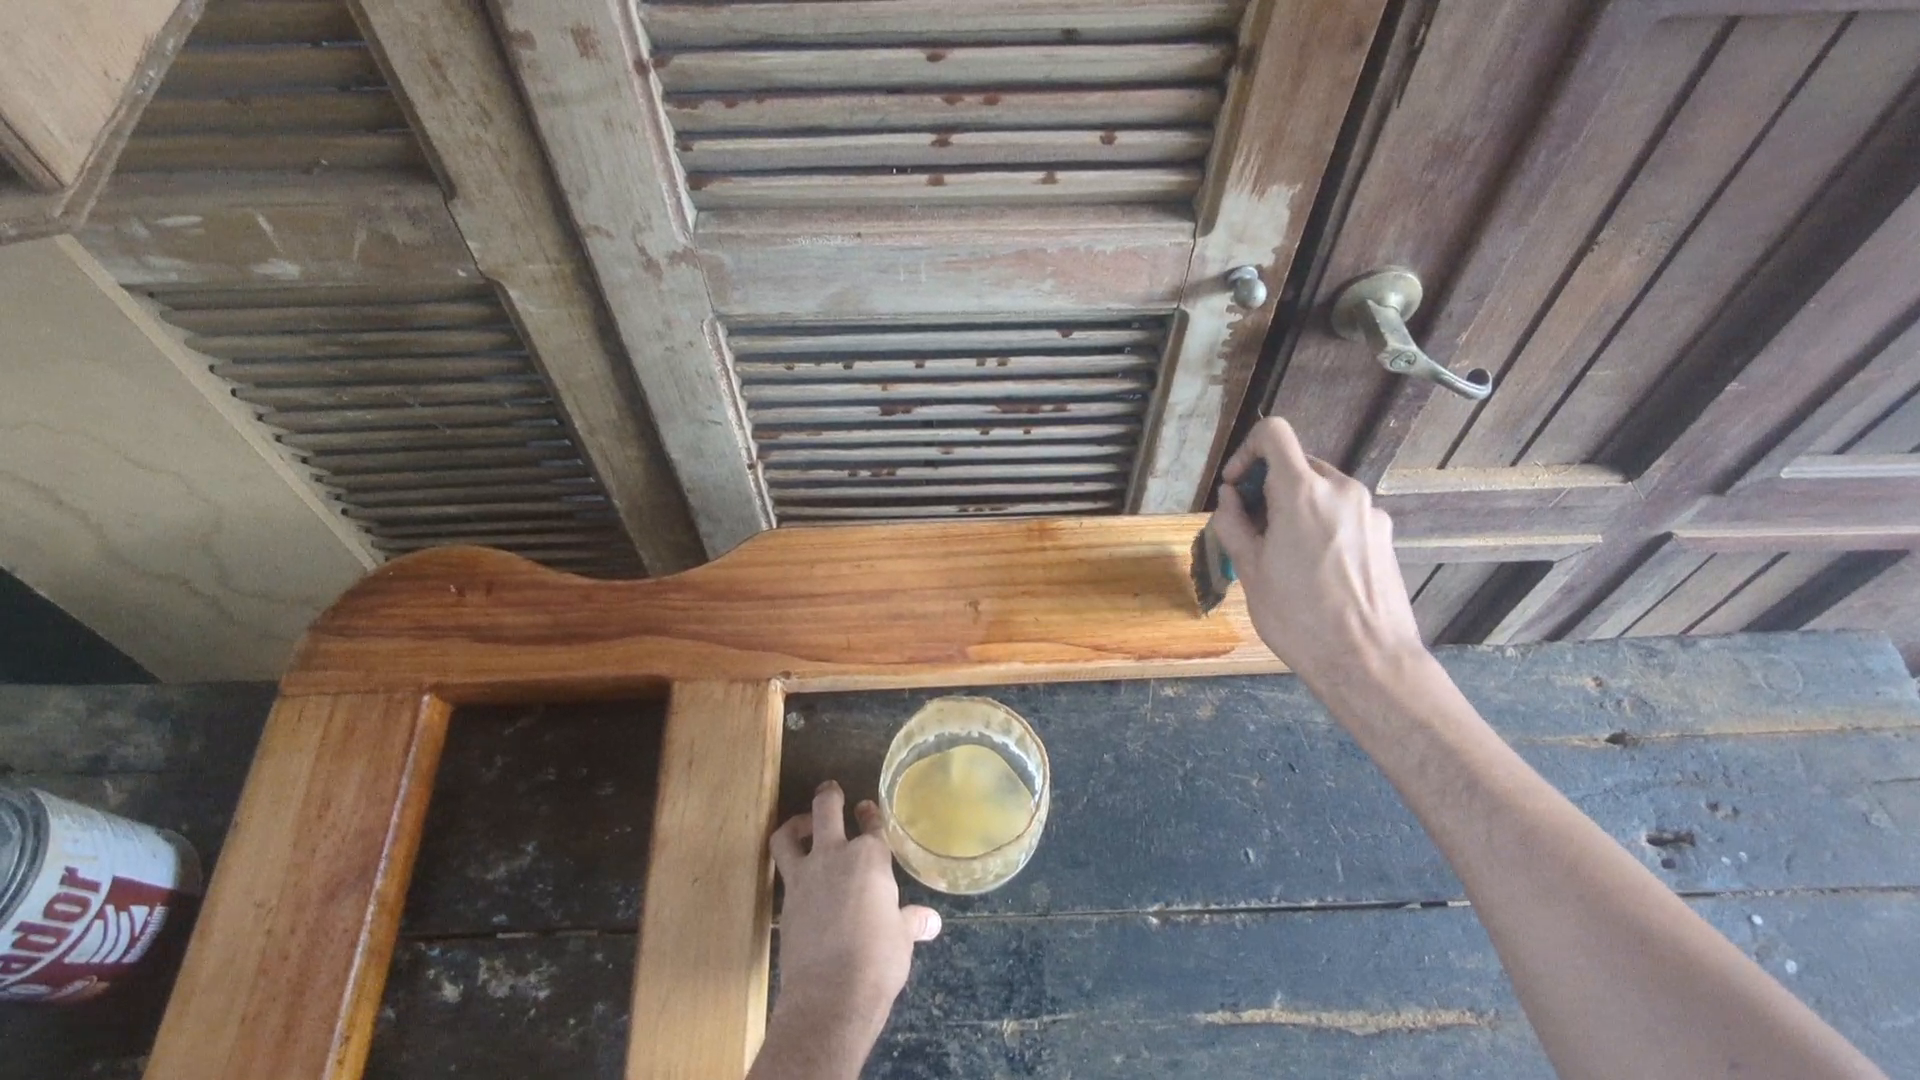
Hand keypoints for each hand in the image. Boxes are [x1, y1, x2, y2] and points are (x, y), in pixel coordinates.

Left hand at [768, 781, 941, 1039]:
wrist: (830, 994)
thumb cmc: (878, 961)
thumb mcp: (902, 939)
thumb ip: (912, 922)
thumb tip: (931, 921)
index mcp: (871, 858)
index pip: (872, 825)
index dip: (872, 815)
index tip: (868, 809)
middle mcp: (836, 856)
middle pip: (827, 810)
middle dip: (829, 796)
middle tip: (831, 790)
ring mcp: (805, 876)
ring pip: (789, 835)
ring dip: (795, 824)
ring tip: (803, 825)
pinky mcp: (786, 900)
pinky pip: (782, 869)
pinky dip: (788, 864)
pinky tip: (798, 874)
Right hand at [1210, 417, 1425, 688]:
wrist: (1368, 660)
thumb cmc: (1299, 618)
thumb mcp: (1250, 571)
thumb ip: (1233, 524)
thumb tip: (1229, 498)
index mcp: (1303, 492)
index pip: (1274, 434)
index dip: (1247, 451)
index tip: (1236, 487)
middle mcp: (1342, 491)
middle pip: (1298, 464)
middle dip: (1269, 487)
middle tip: (1251, 530)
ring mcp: (1369, 512)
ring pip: (1321, 490)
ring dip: (1294, 507)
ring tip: (1281, 554)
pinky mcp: (1384, 534)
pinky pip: (1342, 513)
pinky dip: (1320, 524)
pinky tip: (1313, 569)